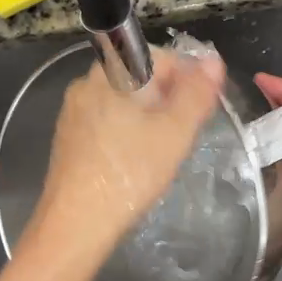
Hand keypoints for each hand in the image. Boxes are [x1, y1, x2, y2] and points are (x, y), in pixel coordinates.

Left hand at [23, 47, 225, 264]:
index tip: (199, 111)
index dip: (187, 79)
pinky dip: (124, 139)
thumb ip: (197, 94)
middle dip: (166, 103)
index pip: (161, 57)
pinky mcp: (67, 142)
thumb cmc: (129, 175)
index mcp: (112, 73)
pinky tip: (132, 167)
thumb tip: (214, 61)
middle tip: (180, 137)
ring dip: (146, 122)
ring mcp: (73, 114)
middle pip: (140, 81)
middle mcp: (86, 85)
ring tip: (158, 155)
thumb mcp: (174, 134)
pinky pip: (104, 127)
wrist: (76, 223)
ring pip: (122, 106)